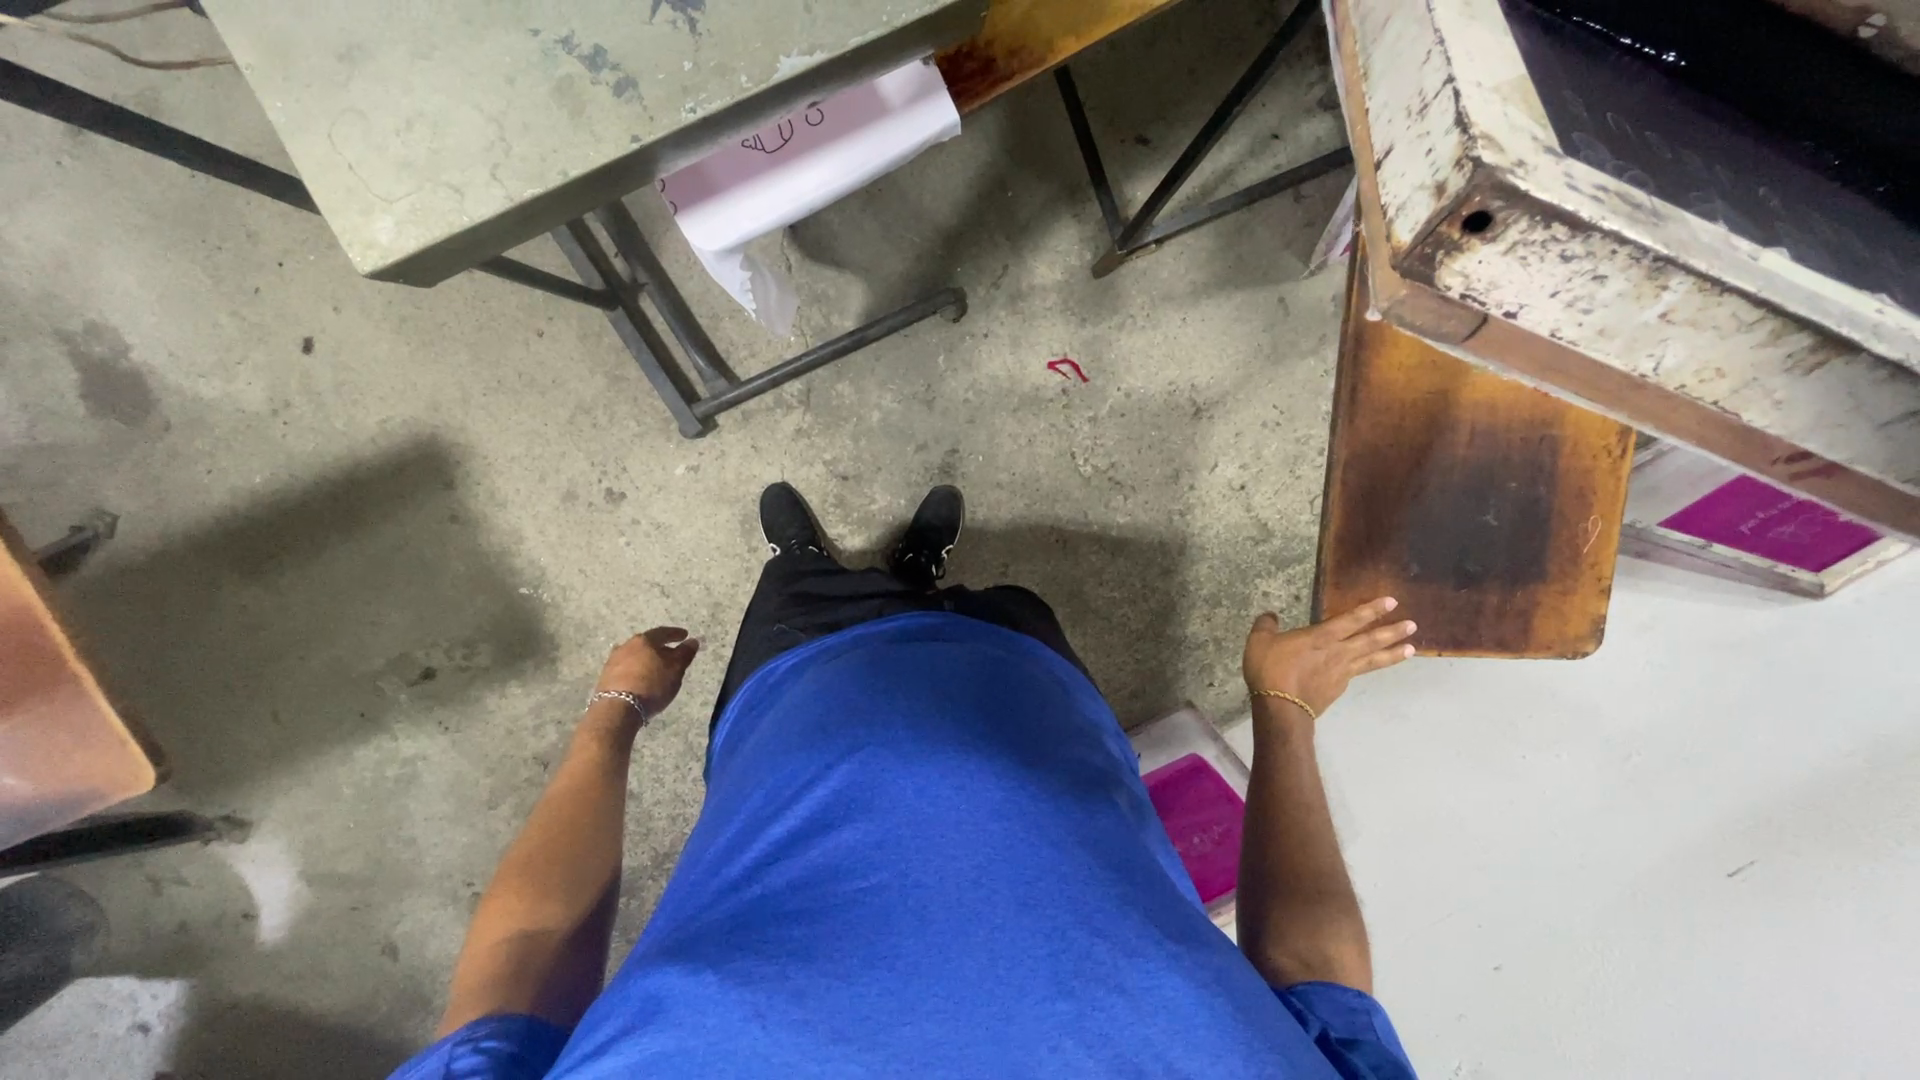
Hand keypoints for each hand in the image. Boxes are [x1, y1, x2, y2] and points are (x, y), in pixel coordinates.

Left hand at [593, 627, 700, 717]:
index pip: (663, 632)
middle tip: (671, 653)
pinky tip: (641, 678)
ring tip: (656, 668)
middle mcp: (626, 646)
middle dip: (660, 647)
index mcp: (644, 640)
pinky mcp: (606, 676)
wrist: (617, 708)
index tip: (685, 635)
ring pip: (634, 655)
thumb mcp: (675, 670)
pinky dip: (636, 669)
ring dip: (646, 659)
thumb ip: (685, 654)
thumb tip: (692, 641)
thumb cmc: (652, 685)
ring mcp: (613, 661)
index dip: (675, 633)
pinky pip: (626, 667)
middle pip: (647, 643)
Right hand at [1242, 598, 1415, 717]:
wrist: (1280, 707)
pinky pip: (1356, 675)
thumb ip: (1266, 626)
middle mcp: (1338, 653)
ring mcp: (1341, 673)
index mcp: (1321, 637)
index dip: (1371, 610)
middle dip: (1392, 631)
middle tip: (1412, 625)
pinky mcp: (1337, 689)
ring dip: (1392, 654)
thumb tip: (1270, 615)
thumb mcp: (1259, 642)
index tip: (1392, 602)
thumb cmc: (1270, 670)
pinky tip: (1367, 669)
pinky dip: (1365, 670)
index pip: (1351, 619)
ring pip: (1372, 660)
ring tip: (1411, 649)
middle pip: (1370, 640)